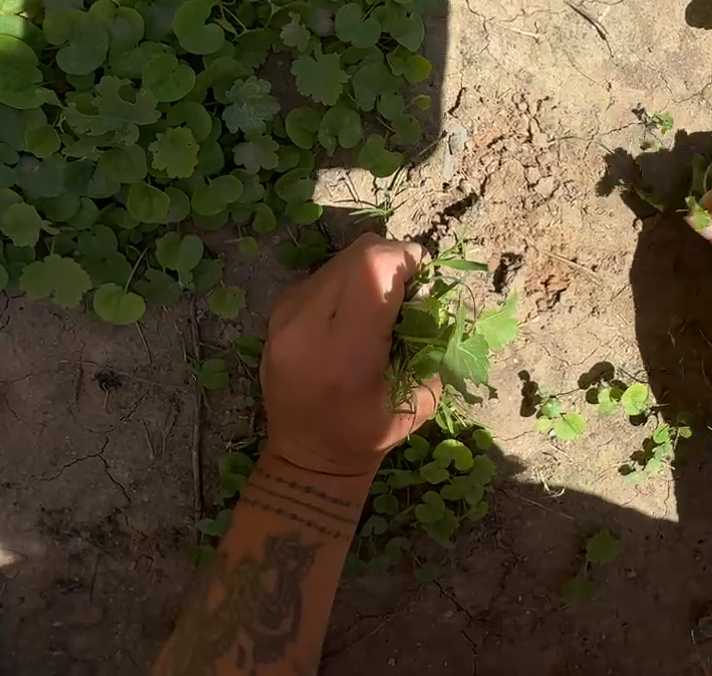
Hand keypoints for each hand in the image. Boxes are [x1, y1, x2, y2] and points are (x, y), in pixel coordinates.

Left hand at [260, 234, 440, 477]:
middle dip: (393, 261)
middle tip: (407, 290)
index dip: (405, 260)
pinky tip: (354, 311)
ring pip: (341, 258)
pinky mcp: (278, 311)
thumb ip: (432, 343)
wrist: (305, 457)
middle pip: (358, 254)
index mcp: (343, 355)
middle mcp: (305, 327)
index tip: (423, 281)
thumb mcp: (420, 399)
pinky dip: (349, 280)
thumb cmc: (368, 435)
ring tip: (380, 303)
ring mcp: (285, 315)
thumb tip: (433, 293)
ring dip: (370, 268)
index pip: (373, 269)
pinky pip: (324, 274)